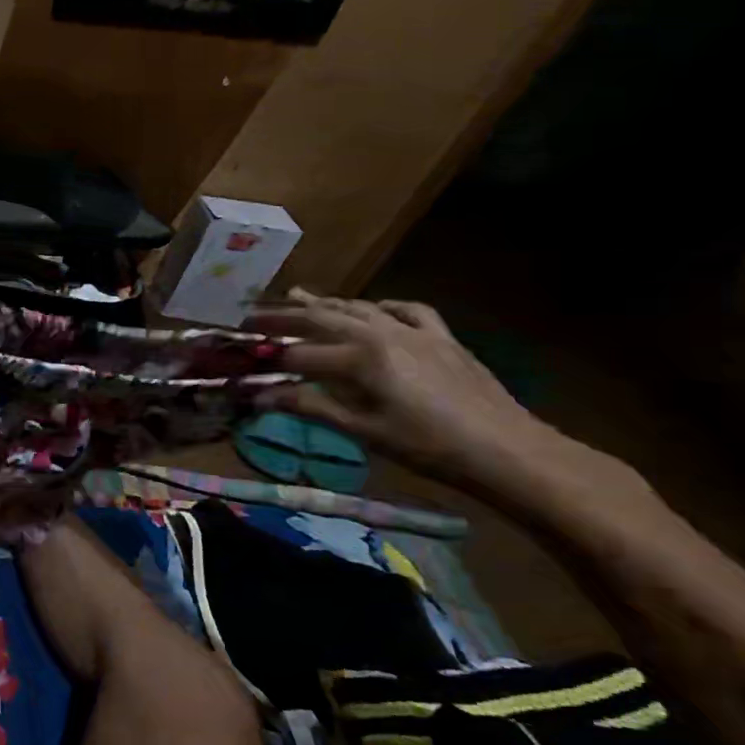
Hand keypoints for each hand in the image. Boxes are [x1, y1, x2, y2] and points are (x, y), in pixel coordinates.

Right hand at [249, 289, 556, 485]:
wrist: (505, 449)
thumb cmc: (428, 447)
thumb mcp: (364, 432)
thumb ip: (313, 407)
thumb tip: (263, 396)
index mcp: (361, 358)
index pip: (300, 355)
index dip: (267, 358)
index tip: (239, 358)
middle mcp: (382, 333)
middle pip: (322, 320)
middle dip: (283, 316)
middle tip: (251, 313)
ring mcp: (414, 330)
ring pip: (359, 307)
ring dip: (324, 303)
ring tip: (296, 295)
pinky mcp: (441, 336)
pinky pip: (406, 309)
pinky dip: (382, 306)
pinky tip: (372, 309)